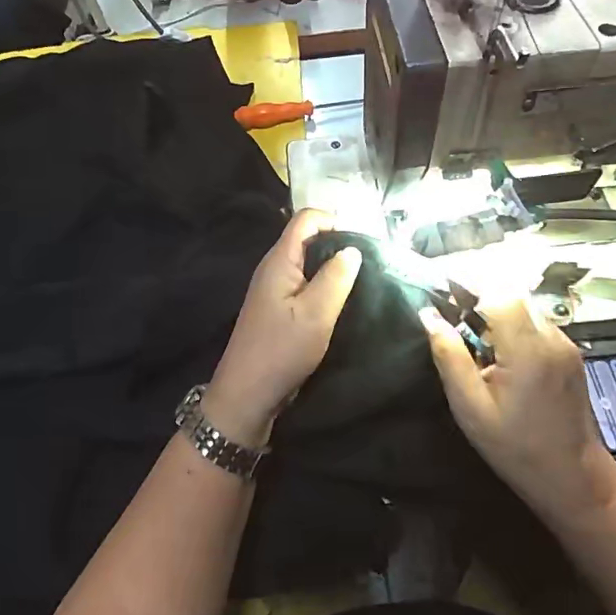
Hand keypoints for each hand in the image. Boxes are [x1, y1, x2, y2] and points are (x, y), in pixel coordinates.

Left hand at [204, 210, 362, 447]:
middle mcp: (274, 267)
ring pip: (308, 262)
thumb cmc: (281, 351)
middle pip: (308, 238)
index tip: (363, 242)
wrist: (246, 395)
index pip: (307, 218)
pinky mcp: (277, 308)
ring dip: (332, 267)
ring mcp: (274, 288)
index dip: (335, 220)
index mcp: (280, 260)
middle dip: (338, 244)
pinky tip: (340, 302)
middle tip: (368, 264)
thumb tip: (353, 249)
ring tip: (360, 282)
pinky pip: (304, 283)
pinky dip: (323, 285)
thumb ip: (336, 276)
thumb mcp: (316, 313)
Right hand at [422, 300, 615, 519]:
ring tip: (477, 339)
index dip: (471, 285)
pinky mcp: (570, 352)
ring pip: (526, 307)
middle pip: (513, 294)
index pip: (500, 293)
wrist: (572, 476)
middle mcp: (551, 337)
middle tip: (456, 316)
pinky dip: (515, 326)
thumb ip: (450, 357)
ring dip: (499, 312)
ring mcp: (565, 343)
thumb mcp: (471, 408)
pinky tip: (501, 354)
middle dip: (482, 297)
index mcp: (527, 349)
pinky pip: (537, 323)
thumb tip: (429, 317)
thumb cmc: (516, 447)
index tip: (446, 290)